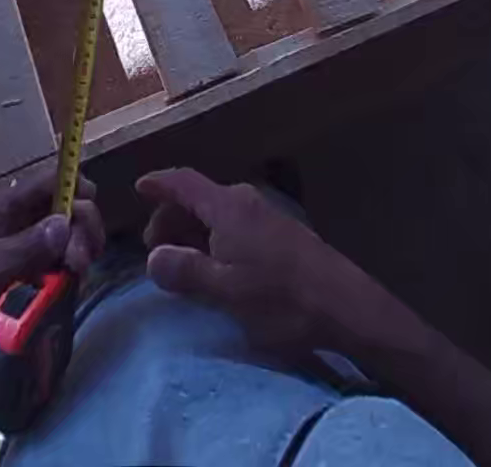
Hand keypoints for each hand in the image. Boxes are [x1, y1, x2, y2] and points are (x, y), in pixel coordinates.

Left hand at [0, 170, 103, 332]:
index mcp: (3, 208)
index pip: (43, 182)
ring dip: (81, 244)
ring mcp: (32, 244)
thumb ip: (27, 246)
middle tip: (80, 256)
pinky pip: (69, 255)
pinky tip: (75, 277)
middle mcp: (21, 220)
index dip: (70, 183)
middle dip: (79, 223)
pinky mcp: (41, 269)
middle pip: (64, 205)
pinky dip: (77, 262)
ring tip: (77, 268)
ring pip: (71, 230)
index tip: (90, 198)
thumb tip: (64, 223)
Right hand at [137, 167, 430, 362]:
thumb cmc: (282, 298)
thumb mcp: (225, 291)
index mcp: (226, 206)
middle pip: (198, 198)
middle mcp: (245, 201)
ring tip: (184, 260)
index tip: (139, 187)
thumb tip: (152, 258)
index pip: (183, 182)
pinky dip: (216, 237)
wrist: (351, 309)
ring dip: (194, 230)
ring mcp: (267, 216)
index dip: (159, 184)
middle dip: (172, 217)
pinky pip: (236, 224)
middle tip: (157, 249)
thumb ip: (185, 271)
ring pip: (218, 213)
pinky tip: (219, 264)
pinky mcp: (284, 234)